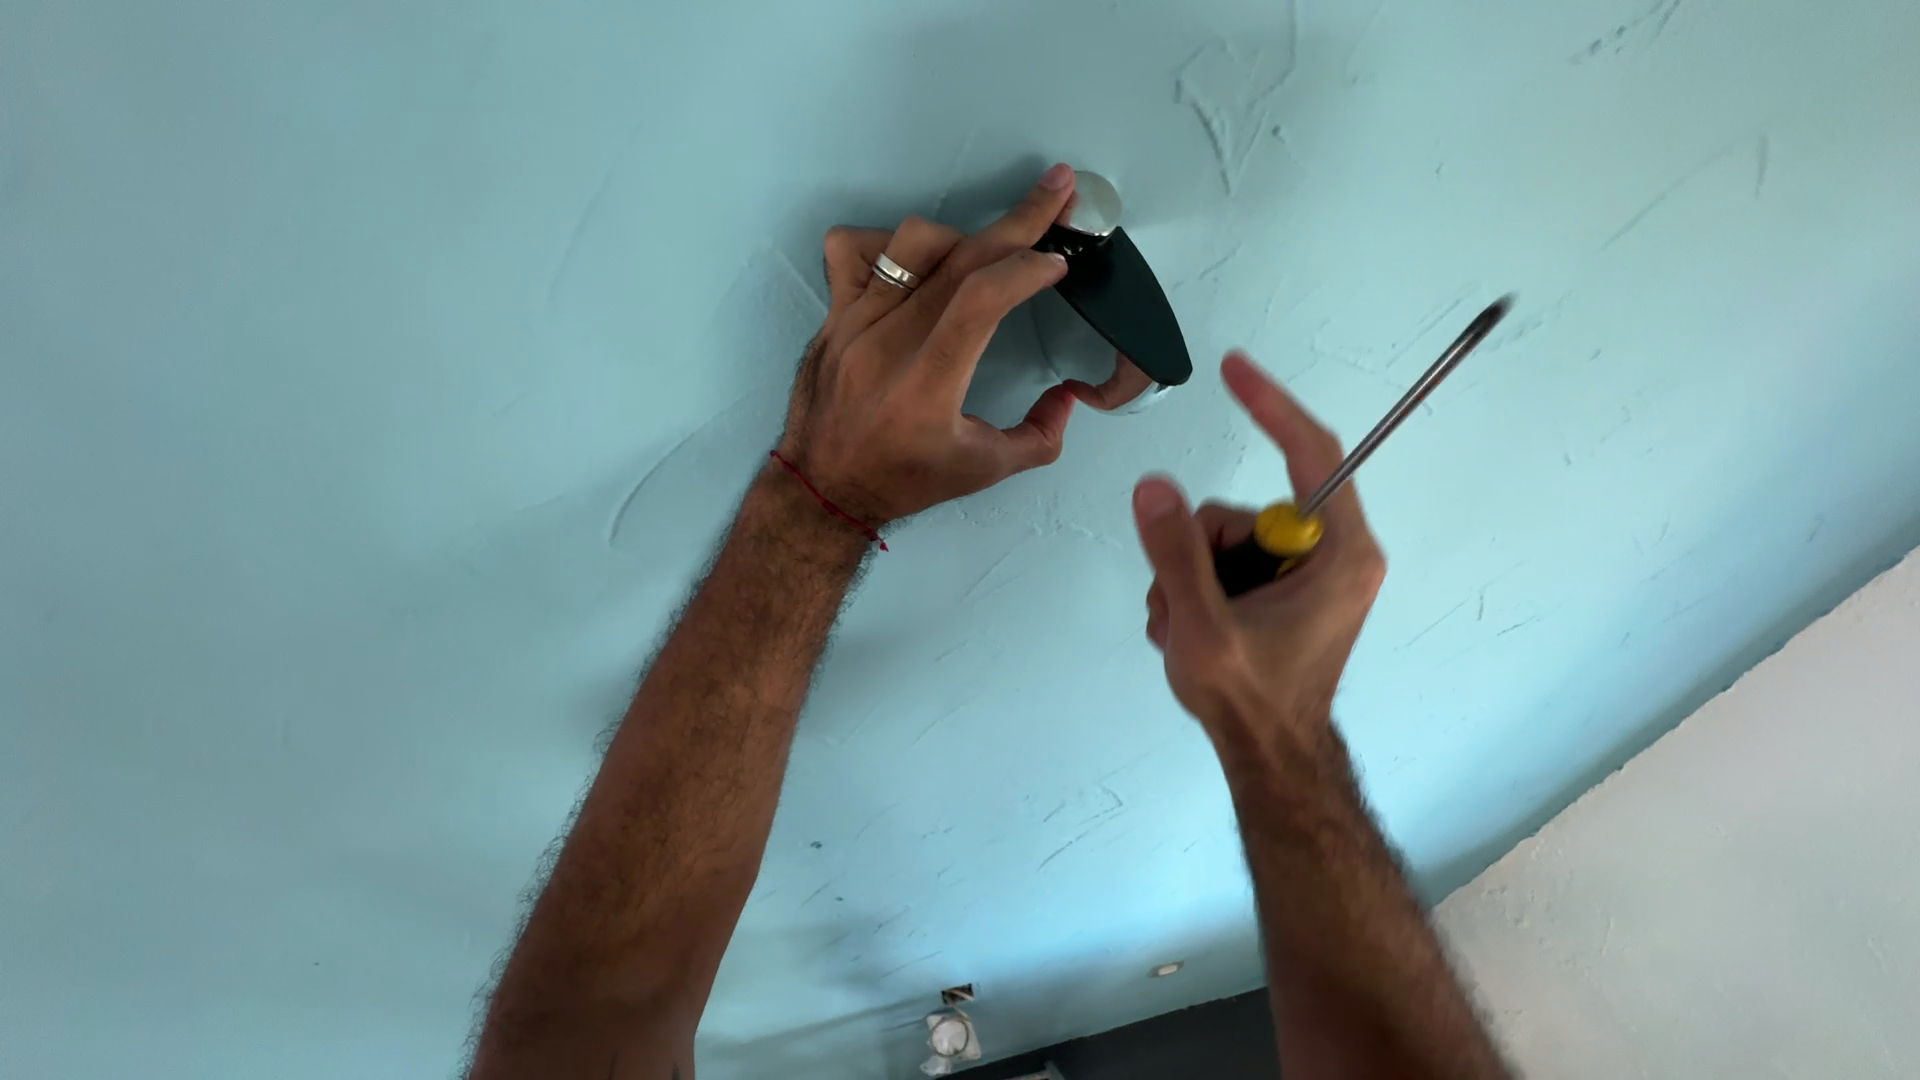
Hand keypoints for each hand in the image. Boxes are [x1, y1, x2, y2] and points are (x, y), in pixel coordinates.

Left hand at [776, 163, 1081, 526]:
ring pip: (910, 244)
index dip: (1026, 269)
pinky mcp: (833, 318)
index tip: (1057, 262)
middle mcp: (888, 344)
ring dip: (959, 237)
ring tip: (981, 254)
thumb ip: (1038, 438)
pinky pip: (852, 251)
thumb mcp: (982, 472)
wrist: (823, 488)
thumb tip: (1067, 397)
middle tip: (1056, 192)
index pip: (981, 299)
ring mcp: (854, 325)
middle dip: (1018, 223)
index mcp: (928, 385)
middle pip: (959, 261)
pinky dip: (888, 244)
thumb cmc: (902, 480)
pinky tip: (911, 264)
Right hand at [1131, 353, 1387, 757]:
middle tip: (1183, 603)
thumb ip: (1176, 554)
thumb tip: (1152, 486)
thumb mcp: (1204, 627)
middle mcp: (1327, 554)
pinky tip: (1194, 630)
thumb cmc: (1250, 699)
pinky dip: (1194, 591)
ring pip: (1220, 540)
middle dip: (1196, 551)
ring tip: (1186, 629)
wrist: (1268, 756)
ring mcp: (1299, 574)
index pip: (1312, 454)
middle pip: (1240, 512)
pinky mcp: (1278, 591)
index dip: (1272, 406)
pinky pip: (1219, 564)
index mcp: (1339, 554)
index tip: (1233, 369)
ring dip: (1187, 579)